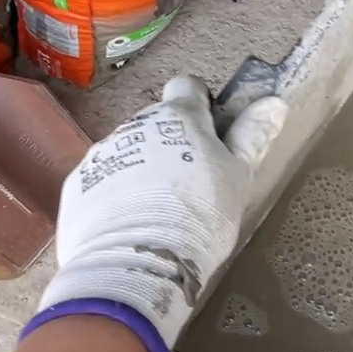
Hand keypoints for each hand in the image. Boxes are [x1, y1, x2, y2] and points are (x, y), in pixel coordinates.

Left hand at [28, 77, 285, 351]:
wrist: (135, 264)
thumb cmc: (199, 214)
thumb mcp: (238, 176)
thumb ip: (252, 136)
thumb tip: (274, 102)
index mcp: (179, 115)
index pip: (188, 87)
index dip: (201, 106)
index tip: (210, 136)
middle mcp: (135, 124)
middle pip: (157, 123)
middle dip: (171, 144)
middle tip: (190, 185)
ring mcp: (101, 154)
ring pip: (130, 151)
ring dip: (143, 168)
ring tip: (159, 211)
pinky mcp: (77, 186)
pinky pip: (102, 181)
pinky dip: (116, 195)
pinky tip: (130, 225)